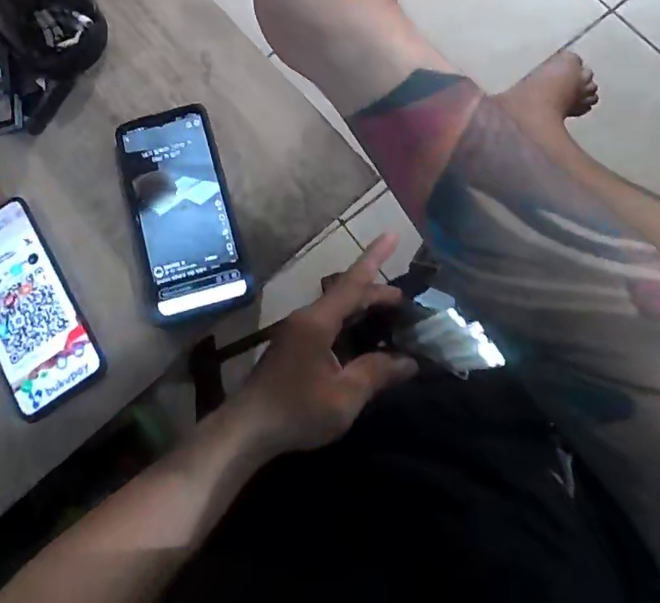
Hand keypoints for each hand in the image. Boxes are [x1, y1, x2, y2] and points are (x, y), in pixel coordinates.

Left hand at [221, 233, 418, 457]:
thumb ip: (376, 372)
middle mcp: (304, 319)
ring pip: (335, 311)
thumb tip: (407, 360)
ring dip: (362, 310)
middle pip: (344, 296)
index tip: (391, 235)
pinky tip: (366, 342)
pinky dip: (350, 326)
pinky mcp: (294, 347)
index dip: (373, 260)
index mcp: (316, 322)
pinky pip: (327, 326)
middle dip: (375, 292)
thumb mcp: (345, 395)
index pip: (351, 284)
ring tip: (393, 317)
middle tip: (408, 301)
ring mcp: (296, 332)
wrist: (251, 424)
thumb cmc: (298, 409)